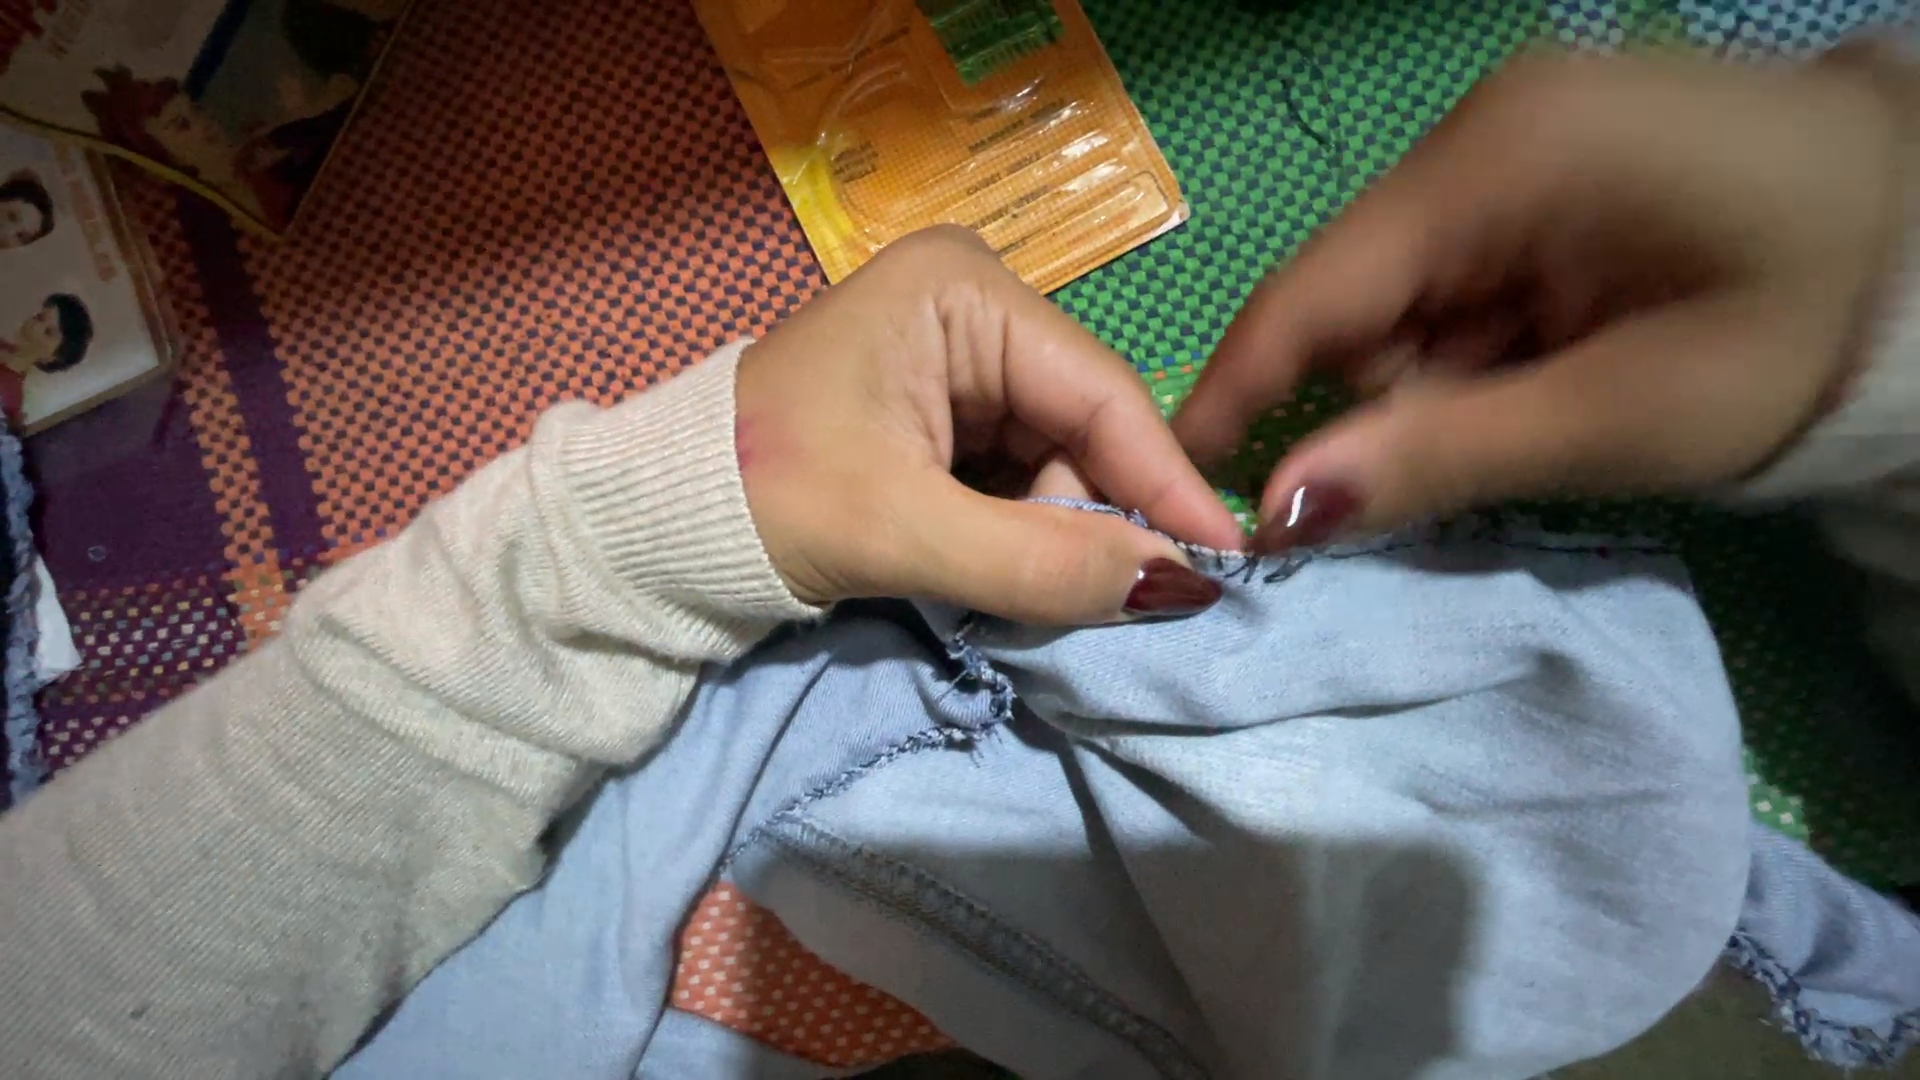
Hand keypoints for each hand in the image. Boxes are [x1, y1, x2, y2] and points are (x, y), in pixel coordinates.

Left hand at [735, 226, 1243, 623]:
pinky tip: (983, 553)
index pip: (1099, 392)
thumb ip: (1040, 562)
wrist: (667, 520)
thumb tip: (1177, 587)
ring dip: (1048, 527)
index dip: (1165, 481)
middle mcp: (972, 309)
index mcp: (962, 293)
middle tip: (1079, 592)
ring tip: (986, 571)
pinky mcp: (945, 406)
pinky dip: (1019, 525)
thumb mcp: (904, 532)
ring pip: (1055, 458)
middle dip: (1088, 515)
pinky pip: (1017, 472)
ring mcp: (958, 358)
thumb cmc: (766, 497)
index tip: (1223, 560)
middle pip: (1082, 427)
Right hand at [1172, 50, 1908, 549]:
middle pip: (1340, 302)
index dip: (1234, 390)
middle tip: (1472, 439)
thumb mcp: (1614, 420)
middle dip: (1373, 393)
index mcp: (1495, 165)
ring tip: (1528, 393)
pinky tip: (1531, 358)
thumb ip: (1430, 460)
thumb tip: (1278, 512)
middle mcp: (1470, 140)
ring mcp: (1490, 153)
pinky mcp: (1510, 179)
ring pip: (1378, 304)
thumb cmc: (1813, 331)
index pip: (1308, 295)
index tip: (1177, 469)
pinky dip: (1451, 350)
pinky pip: (1424, 288)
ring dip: (1420, 377)